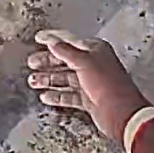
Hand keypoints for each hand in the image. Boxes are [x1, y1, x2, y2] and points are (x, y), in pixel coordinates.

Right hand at [26, 30, 152, 140]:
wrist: (121, 114)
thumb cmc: (108, 85)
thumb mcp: (84, 62)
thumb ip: (66, 52)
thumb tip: (53, 42)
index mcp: (94, 50)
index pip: (69, 41)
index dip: (52, 39)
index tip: (38, 37)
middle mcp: (92, 64)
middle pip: (65, 60)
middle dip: (47, 62)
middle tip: (32, 63)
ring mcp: (90, 82)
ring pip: (65, 78)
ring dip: (48, 79)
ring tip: (33, 81)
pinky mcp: (88, 99)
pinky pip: (69, 95)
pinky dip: (57, 95)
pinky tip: (46, 96)